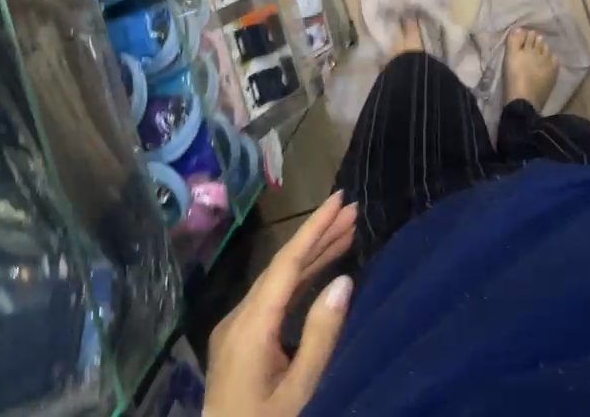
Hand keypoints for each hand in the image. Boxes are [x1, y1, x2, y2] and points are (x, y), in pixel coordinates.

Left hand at [205, 192, 358, 416]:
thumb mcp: (300, 390)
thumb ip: (321, 335)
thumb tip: (343, 280)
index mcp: (251, 325)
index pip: (287, 263)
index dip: (315, 228)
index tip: (340, 199)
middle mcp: (238, 318)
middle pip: (282, 266)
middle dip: (319, 236)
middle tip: (353, 211)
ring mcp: (235, 330)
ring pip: (277, 281)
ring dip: (311, 256)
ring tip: (346, 233)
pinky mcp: (239, 343)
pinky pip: (271, 299)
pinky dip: (299, 280)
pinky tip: (321, 272)